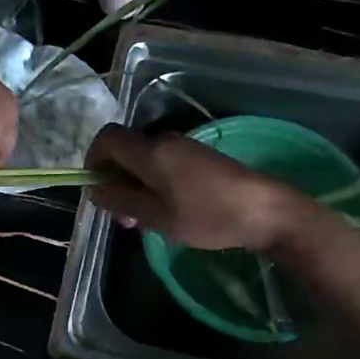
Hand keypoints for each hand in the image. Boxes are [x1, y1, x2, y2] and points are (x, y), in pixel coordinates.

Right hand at [84, 124, 312, 250]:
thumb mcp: (157, 216)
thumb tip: (95, 191)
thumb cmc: (207, 215)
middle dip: (115, 180)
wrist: (265, 210)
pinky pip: (164, 165)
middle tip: (123, 218)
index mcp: (150, 151)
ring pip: (144, 160)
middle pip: (124, 150)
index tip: (98, 191)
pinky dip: (154, 185)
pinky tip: (167, 212)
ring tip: (144, 220)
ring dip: (135, 186)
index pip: (106, 138)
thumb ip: (122, 202)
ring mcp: (185, 148)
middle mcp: (164, 141)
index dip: (93, 160)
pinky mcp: (200, 158)